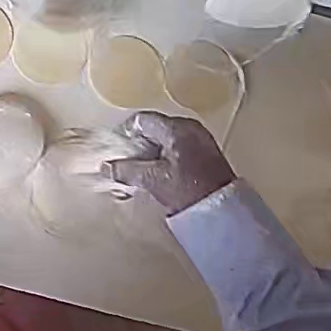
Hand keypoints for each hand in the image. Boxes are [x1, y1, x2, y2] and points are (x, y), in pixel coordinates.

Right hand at [103, 111, 236, 214]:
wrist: (223, 211)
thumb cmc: (188, 190)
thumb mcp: (152, 180)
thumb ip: (126, 170)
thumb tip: (106, 167)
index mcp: (176, 128)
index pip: (142, 120)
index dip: (125, 133)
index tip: (118, 151)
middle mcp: (190, 127)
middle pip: (154, 128)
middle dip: (138, 145)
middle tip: (128, 164)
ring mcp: (200, 138)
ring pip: (166, 138)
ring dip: (152, 152)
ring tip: (143, 173)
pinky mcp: (206, 152)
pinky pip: (178, 146)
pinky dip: (166, 156)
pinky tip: (161, 175)